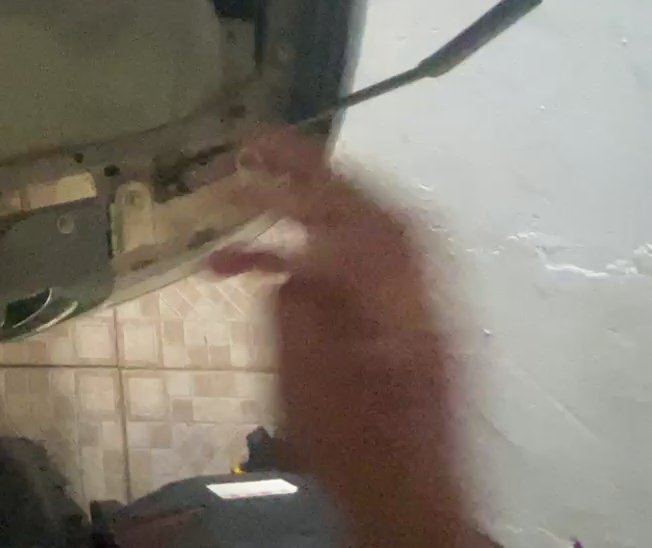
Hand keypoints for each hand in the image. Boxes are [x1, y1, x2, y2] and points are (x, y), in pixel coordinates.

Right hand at [211, 130, 472, 547]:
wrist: (403, 508)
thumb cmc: (345, 447)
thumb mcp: (306, 376)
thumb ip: (298, 304)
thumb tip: (285, 256)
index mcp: (398, 309)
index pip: (364, 219)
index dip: (314, 172)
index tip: (259, 142)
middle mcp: (414, 301)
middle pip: (375, 216)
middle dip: (313, 174)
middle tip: (252, 148)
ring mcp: (407, 315)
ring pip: (360, 241)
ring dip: (299, 212)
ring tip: (238, 197)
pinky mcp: (392, 330)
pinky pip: (346, 275)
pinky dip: (293, 258)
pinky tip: (237, 264)